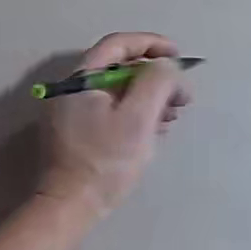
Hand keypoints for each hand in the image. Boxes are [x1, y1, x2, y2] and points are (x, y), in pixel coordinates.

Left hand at [37, 32, 191, 218]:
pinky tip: (152, 131)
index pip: (117, 44)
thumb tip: (164, 65)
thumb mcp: (138, 117)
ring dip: (147, 98)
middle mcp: (68, 91)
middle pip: (117, 68)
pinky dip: (132, 115)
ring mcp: (68, 113)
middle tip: (181, 97)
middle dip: (154, 77)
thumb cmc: (104, 161)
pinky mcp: (73, 134)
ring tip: (171, 118)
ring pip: (114, 92)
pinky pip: (107, 112)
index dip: (151, 44)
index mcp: (79, 79)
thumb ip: (156, 81)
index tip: (179, 58)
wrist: (69, 205)